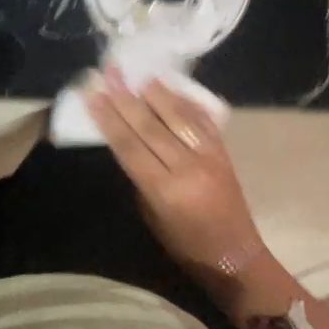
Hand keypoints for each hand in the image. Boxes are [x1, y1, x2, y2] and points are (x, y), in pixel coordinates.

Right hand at [86, 70, 266, 284]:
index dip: (109, 119)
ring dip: (156, 93)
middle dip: (126, 99)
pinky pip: (201, 119)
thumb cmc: (185, 244)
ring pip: (178, 116)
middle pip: (150, 126)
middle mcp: (187, 166)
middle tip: (109, 74)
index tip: (94, 96)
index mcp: (164, 189)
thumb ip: (140, 176)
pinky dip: (184, 102)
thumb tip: (129, 141)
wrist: (234, 254)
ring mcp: (209, 155)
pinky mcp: (224, 150)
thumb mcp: (152, 214)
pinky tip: (169, 89)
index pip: (130, 146)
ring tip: (138, 75)